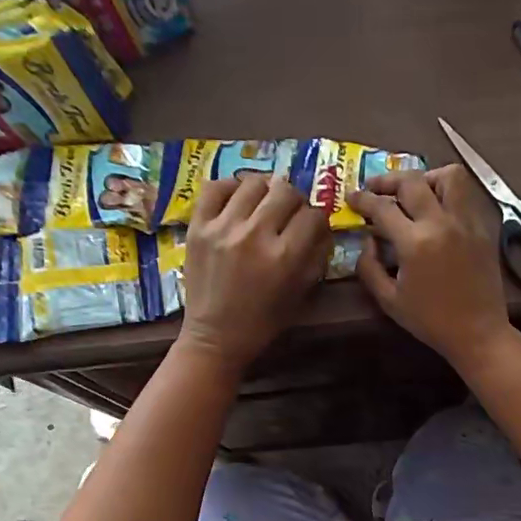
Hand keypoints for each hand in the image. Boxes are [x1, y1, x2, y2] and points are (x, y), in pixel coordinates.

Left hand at [178, 173, 331, 369]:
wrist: (214, 337)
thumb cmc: (262, 322)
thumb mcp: (300, 294)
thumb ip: (315, 258)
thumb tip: (322, 229)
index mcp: (284, 256)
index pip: (313, 216)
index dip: (318, 220)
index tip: (312, 228)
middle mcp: (255, 235)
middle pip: (285, 191)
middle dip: (295, 201)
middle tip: (289, 214)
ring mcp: (223, 227)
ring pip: (253, 183)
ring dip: (265, 191)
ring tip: (263, 205)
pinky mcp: (198, 226)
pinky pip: (215, 187)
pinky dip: (230, 188)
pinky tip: (236, 201)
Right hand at [350, 165, 512, 365]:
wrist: (477, 332)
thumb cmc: (429, 321)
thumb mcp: (389, 300)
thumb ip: (369, 267)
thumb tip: (366, 241)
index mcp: (415, 243)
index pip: (382, 207)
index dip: (362, 199)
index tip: (352, 197)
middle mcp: (442, 223)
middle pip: (412, 181)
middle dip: (388, 180)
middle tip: (375, 189)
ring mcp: (466, 222)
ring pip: (449, 177)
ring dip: (427, 178)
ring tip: (415, 192)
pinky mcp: (483, 228)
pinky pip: (467, 196)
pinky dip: (449, 194)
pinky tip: (438, 210)